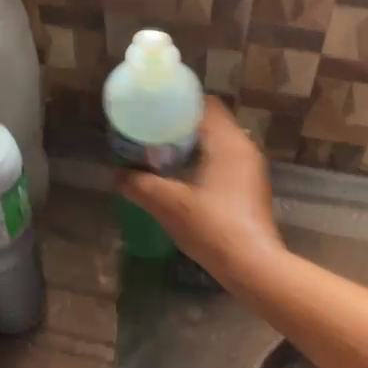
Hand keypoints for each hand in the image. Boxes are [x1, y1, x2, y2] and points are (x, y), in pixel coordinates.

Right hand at [117, 98, 282, 276]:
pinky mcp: (250, 187)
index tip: (153, 110)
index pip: (205, 104)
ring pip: (217, 142)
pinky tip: (182, 177)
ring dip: (191, 145)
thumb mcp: (167, 204)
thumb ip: (139, 185)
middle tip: (151, 133)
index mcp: (227, 141)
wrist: (251, 265)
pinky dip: (202, 161)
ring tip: (161, 154)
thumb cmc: (211, 227)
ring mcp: (250, 168)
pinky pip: (223, 160)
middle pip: (210, 121)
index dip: (178, 103)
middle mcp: (243, 147)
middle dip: (180, 125)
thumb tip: (116, 175)